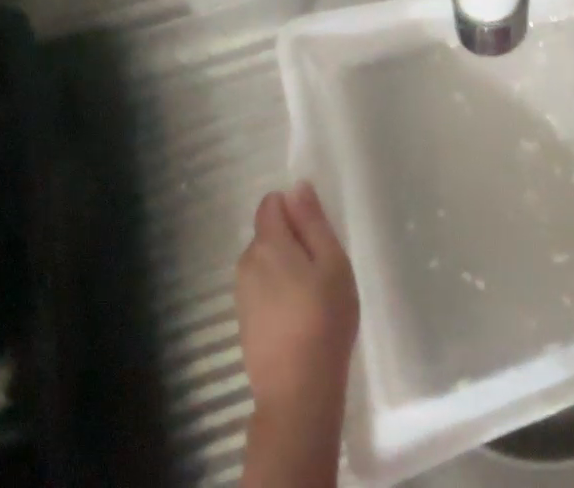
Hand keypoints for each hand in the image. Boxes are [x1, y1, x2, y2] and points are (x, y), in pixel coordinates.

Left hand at [236, 183, 359, 412]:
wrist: (297, 386)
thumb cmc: (324, 316)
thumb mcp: (332, 262)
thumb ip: (313, 222)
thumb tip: (296, 187)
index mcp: (267, 244)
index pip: (271, 204)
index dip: (296, 208)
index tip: (321, 231)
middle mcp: (246, 264)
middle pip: (269, 233)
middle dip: (294, 239)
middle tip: (327, 265)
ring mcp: (241, 294)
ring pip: (266, 262)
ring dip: (288, 266)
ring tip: (317, 292)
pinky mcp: (244, 319)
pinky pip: (263, 287)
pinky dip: (281, 290)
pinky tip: (301, 314)